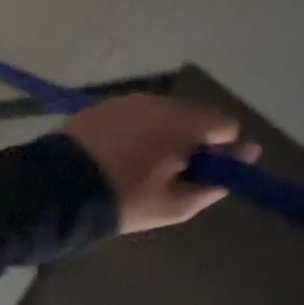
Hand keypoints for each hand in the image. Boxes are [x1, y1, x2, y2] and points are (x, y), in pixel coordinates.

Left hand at [63, 93, 260, 233]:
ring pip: (159, 115)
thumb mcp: (178, 203)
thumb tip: (246, 154)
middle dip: (190, 142)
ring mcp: (122, 101)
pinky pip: (131, 117)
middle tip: (172, 175)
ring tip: (142, 168)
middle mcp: (155, 102)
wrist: (58, 187)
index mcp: (181, 121)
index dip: (224, 150)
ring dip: (161, 136)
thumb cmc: (124, 198)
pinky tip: (119, 156)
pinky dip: (134, 132)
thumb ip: (217, 179)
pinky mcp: (97, 107)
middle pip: (191, 117)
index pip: (224, 125)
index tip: (207, 173)